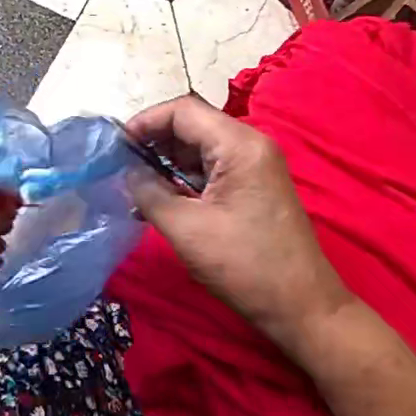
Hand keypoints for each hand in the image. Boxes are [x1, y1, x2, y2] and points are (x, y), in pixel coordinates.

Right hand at [125, 94, 351, 338]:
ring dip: (166, 163)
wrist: (299, 304)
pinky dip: (184, 180)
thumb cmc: (243, 264)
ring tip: (134, 187)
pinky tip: (160, 200)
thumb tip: (127, 172)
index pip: (183, 111)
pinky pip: (213, 171)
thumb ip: (149, 193)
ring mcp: (255, 167)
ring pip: (201, 149)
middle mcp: (251, 146)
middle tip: (120, 167)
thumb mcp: (186, 229)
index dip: (145, 122)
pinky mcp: (254, 188)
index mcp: (240, 145)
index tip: (115, 147)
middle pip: (193, 126)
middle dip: (153, 142)